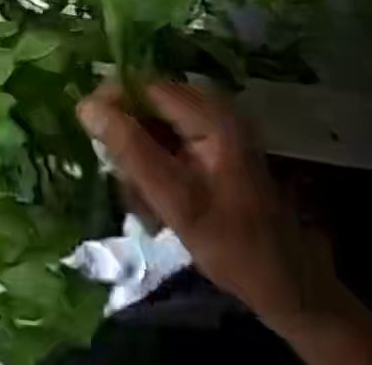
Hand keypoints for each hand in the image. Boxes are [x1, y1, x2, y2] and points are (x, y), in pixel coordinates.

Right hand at [77, 82, 332, 321]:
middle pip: (144, 103)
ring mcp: (210, 129)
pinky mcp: (208, 148)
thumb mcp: (175, 198)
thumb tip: (84, 105)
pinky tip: (153, 202)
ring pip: (149, 125)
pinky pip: (163, 142)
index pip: (142, 84)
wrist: (288, 288)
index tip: (90, 134)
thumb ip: (129, 148)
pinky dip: (151, 168)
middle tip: (121, 178)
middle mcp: (211, 110)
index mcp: (209, 114)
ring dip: (135, 158)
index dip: (111, 102)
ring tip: (140, 200)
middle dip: (124, 137)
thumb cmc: (233, 243)